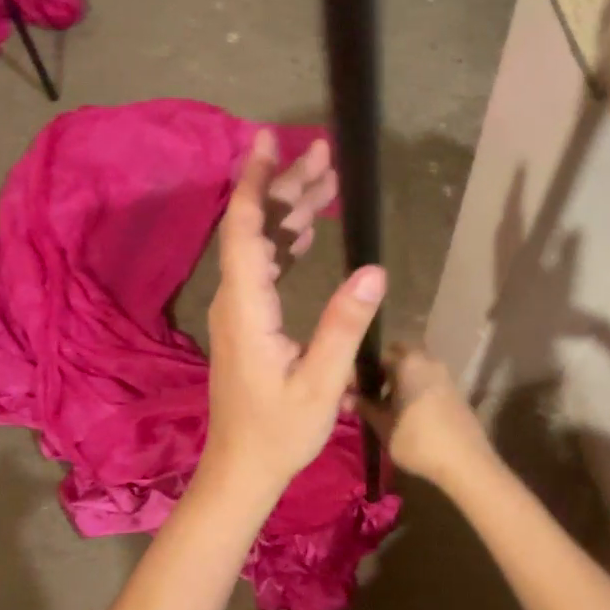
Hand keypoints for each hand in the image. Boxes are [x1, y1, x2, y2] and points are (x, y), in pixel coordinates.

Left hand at [199, 130, 386, 500]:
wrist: (242, 468)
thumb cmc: (280, 431)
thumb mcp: (321, 383)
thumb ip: (344, 326)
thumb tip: (374, 270)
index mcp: (247, 308)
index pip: (245, 231)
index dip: (257, 183)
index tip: (269, 141)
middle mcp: (235, 300)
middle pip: (254, 228)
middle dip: (285, 187)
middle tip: (323, 156)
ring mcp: (239, 312)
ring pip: (259, 246)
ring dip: (289, 212)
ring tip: (326, 182)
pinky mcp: (247, 324)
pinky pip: (263, 269)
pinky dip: (286, 242)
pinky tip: (309, 232)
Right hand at [357, 343, 493, 484]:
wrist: (465, 461)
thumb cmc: (418, 441)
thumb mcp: (384, 426)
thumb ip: (365, 407)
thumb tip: (345, 397)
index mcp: (407, 362)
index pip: (376, 355)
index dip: (361, 370)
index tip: (350, 388)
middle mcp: (427, 359)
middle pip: (398, 355)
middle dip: (382, 370)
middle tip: (368, 393)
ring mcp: (444, 373)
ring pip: (414, 366)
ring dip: (399, 378)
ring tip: (385, 404)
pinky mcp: (454, 388)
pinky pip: (427, 378)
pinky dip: (414, 386)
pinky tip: (406, 411)